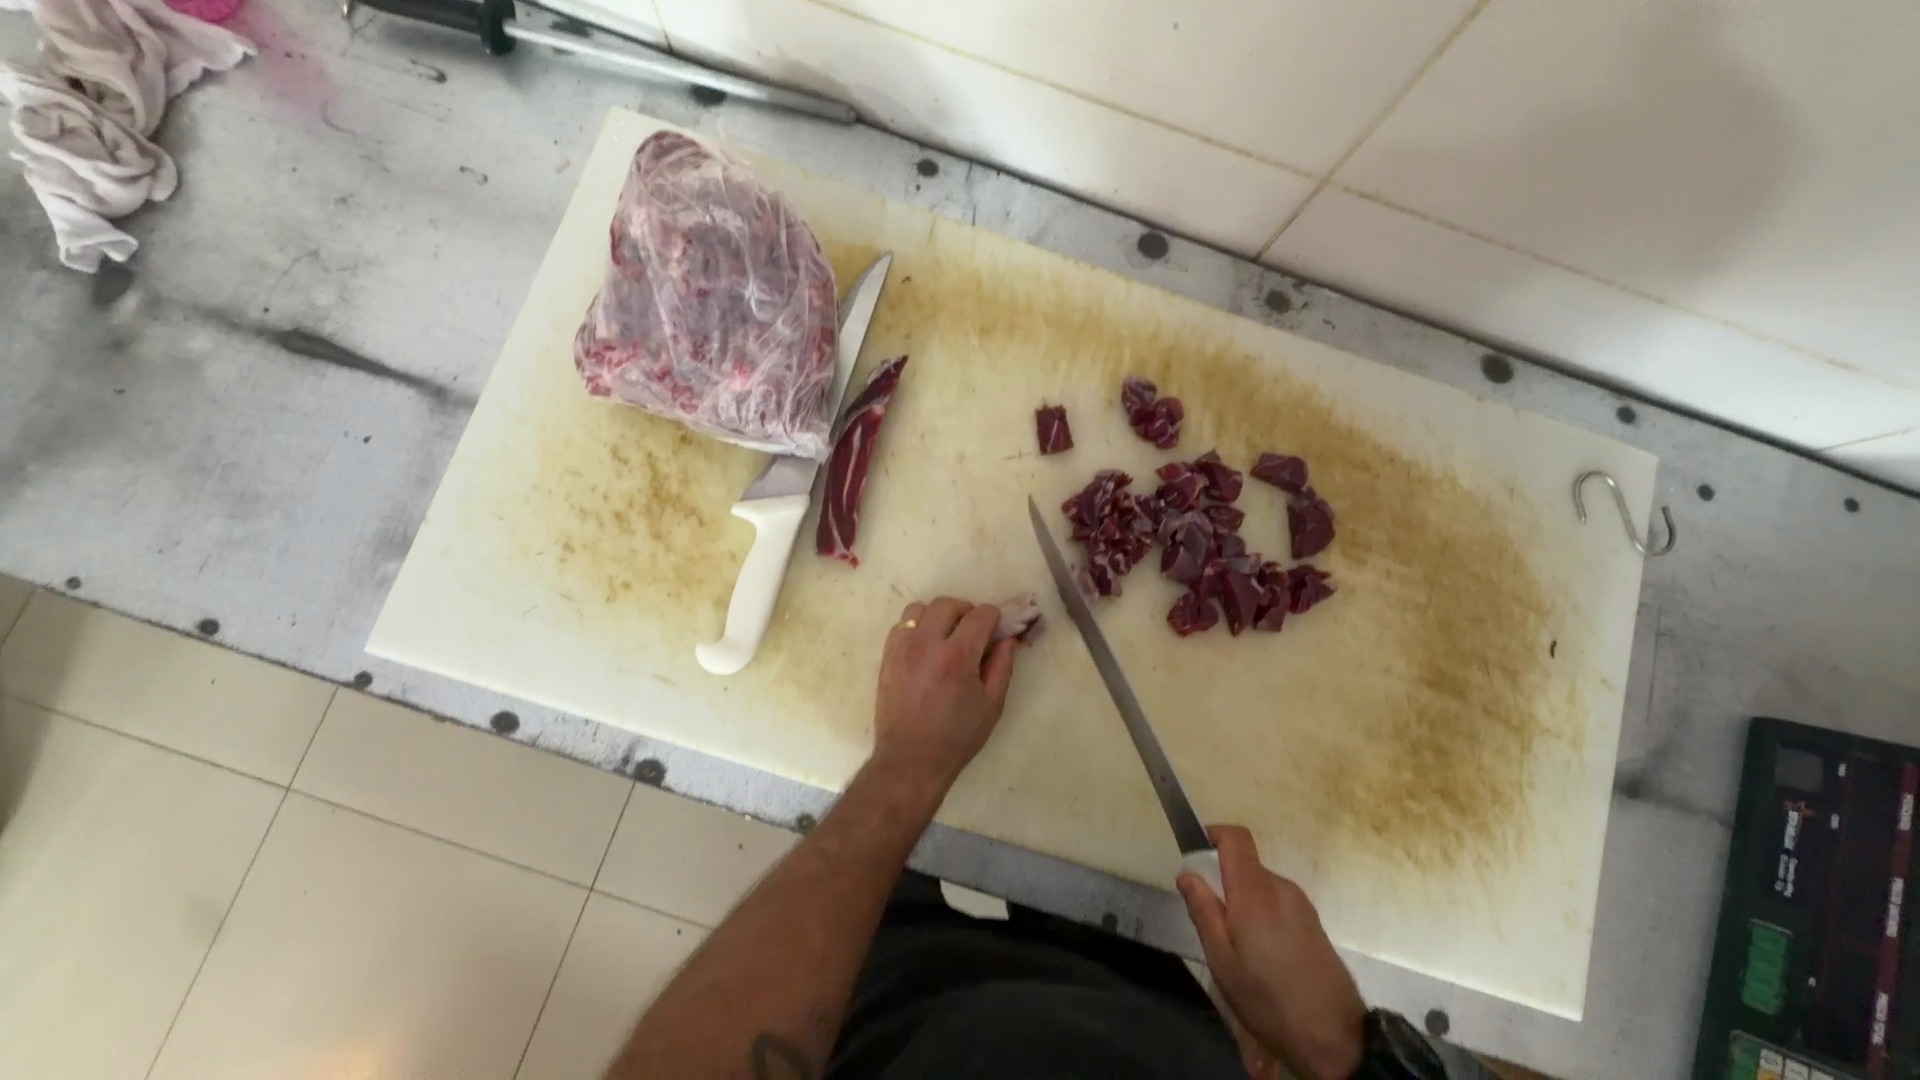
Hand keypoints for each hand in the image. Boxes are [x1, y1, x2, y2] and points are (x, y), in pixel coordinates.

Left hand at [870, 597, 1017, 792]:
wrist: (911, 759)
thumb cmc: (957, 737)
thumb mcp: (992, 704)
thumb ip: (1002, 665)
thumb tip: (1007, 639)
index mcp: (958, 656)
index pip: (980, 614)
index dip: (993, 618)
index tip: (996, 630)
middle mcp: (927, 644)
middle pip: (948, 604)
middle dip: (966, 612)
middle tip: (973, 632)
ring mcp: (902, 648)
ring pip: (920, 609)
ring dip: (938, 616)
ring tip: (946, 636)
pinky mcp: (887, 656)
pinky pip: (902, 625)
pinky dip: (917, 628)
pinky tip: (926, 648)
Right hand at [1178, 826, 1365, 1079]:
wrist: (1335, 1038)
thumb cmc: (1268, 998)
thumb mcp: (1222, 960)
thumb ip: (1203, 911)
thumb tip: (1187, 873)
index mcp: (1255, 892)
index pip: (1237, 838)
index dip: (1214, 835)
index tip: (1196, 853)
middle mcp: (1282, 889)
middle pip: (1246, 866)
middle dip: (1223, 883)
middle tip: (1211, 925)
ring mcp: (1302, 906)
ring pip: (1261, 889)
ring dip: (1243, 905)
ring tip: (1238, 951)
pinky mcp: (1314, 925)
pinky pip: (1278, 906)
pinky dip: (1262, 918)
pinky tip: (1262, 959)